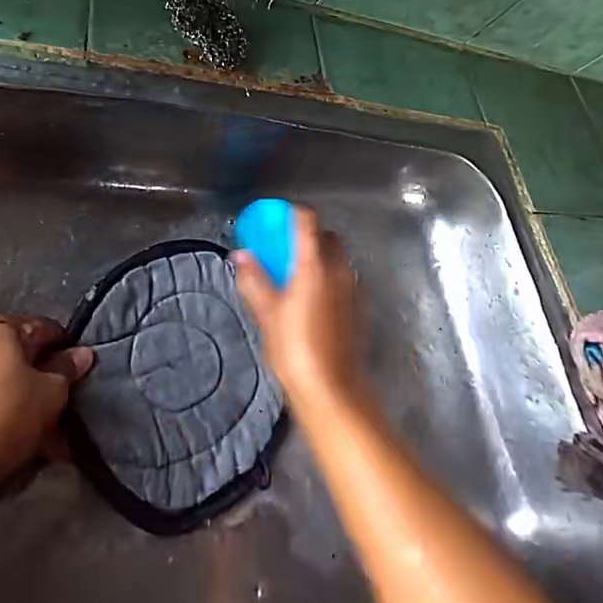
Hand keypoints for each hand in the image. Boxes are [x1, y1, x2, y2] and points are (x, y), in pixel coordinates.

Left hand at [0, 314, 93, 494]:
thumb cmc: (3, 414)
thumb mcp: (51, 392)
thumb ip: (68, 370)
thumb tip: (82, 354)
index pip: (46, 329)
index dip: (68, 351)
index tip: (82, 376)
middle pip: (23, 358)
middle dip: (47, 384)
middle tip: (67, 411)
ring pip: (6, 385)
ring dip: (30, 407)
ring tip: (52, 441)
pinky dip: (7, 419)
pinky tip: (25, 447)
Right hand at [232, 205, 365, 412]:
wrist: (331, 389)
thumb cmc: (295, 350)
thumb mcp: (267, 313)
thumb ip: (254, 280)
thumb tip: (242, 257)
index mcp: (314, 265)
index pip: (307, 219)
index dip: (289, 214)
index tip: (272, 222)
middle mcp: (338, 269)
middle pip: (325, 235)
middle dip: (303, 237)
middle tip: (279, 253)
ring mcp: (353, 287)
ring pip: (336, 257)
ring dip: (316, 258)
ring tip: (292, 280)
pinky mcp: (360, 305)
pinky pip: (343, 279)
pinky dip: (328, 278)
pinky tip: (311, 302)